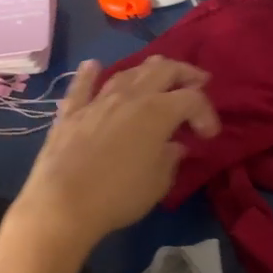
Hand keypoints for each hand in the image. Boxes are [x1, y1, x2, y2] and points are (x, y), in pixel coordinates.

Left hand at [16, 56, 219, 245]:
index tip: (210, 135)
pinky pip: (82, 86)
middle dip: (185, 73)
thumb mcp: (159, 183)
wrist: (62, 206)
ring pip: (128, 72)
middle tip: (198, 82)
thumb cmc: (119, 196)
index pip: (193, 99)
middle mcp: (131, 97)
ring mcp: (98, 101)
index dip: (207, 113)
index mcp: (159, 111)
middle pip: (164, 70)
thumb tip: (174, 146)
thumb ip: (171, 158)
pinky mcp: (71, 113)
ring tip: (159, 74)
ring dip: (148, 70)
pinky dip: (89, 74)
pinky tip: (93, 65)